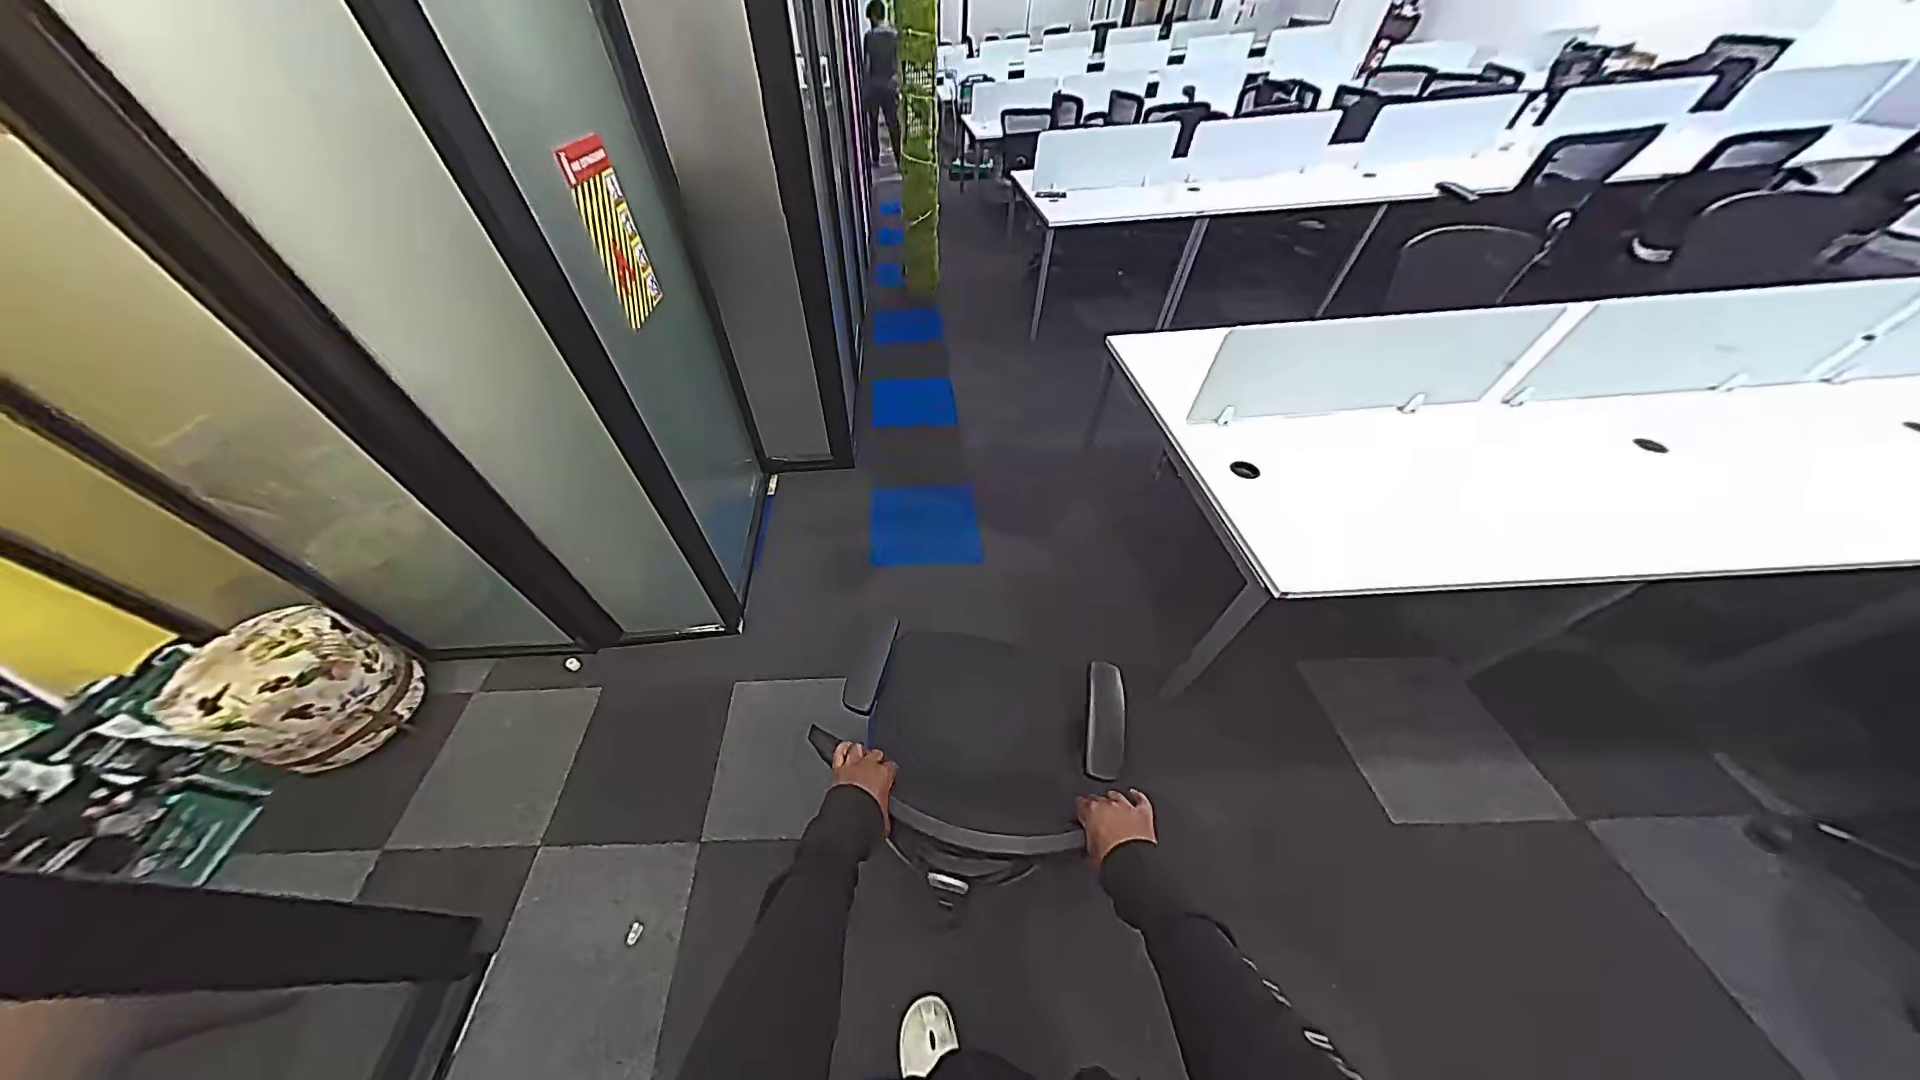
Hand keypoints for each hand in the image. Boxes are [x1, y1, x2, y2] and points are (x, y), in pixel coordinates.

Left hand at [832, 742, 896, 831]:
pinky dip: (842, 749)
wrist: (849, 816)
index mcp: (885, 775)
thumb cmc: (869, 815)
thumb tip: (884, 817)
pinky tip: (844, 749)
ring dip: (859, 751)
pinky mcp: (838, 768)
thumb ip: (885, 808)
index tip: (888, 775)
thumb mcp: (885, 815)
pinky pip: (840, 752)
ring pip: (858, 748)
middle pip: (876, 753)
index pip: (891, 766)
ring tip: (860, 754)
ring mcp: (853, 765)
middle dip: (876, 758)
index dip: (889, 770)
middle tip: (874, 765)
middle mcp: (869, 766)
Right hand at [1077, 789, 1155, 865]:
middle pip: (1099, 798)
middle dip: (1097, 804)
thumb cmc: (1108, 858)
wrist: (1131, 863)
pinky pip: (1141, 800)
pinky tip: (1135, 794)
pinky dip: (1138, 796)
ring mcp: (1127, 808)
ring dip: (1114, 798)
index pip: (1082, 803)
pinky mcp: (1143, 814)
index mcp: (1091, 812)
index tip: (1082, 812)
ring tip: (1112, 800)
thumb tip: (1092, 840)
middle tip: (1096, 812)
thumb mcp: (1090, 850)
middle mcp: (1109, 805)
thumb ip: (1089, 837)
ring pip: (1118, 796)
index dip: (1082, 808)